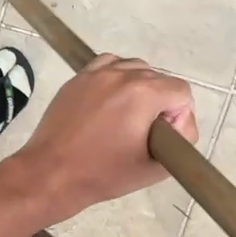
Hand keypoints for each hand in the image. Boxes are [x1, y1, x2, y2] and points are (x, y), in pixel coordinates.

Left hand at [14, 54, 196, 219]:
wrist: (53, 170)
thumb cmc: (105, 172)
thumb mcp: (157, 165)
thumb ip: (182, 136)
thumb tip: (178, 118)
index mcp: (142, 93)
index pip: (181, 90)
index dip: (180, 114)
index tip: (163, 135)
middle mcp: (118, 74)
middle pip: (157, 77)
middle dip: (160, 101)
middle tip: (146, 131)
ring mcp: (93, 73)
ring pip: (132, 67)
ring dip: (139, 87)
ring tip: (129, 116)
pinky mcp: (76, 79)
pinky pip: (106, 64)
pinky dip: (115, 77)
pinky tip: (111, 101)